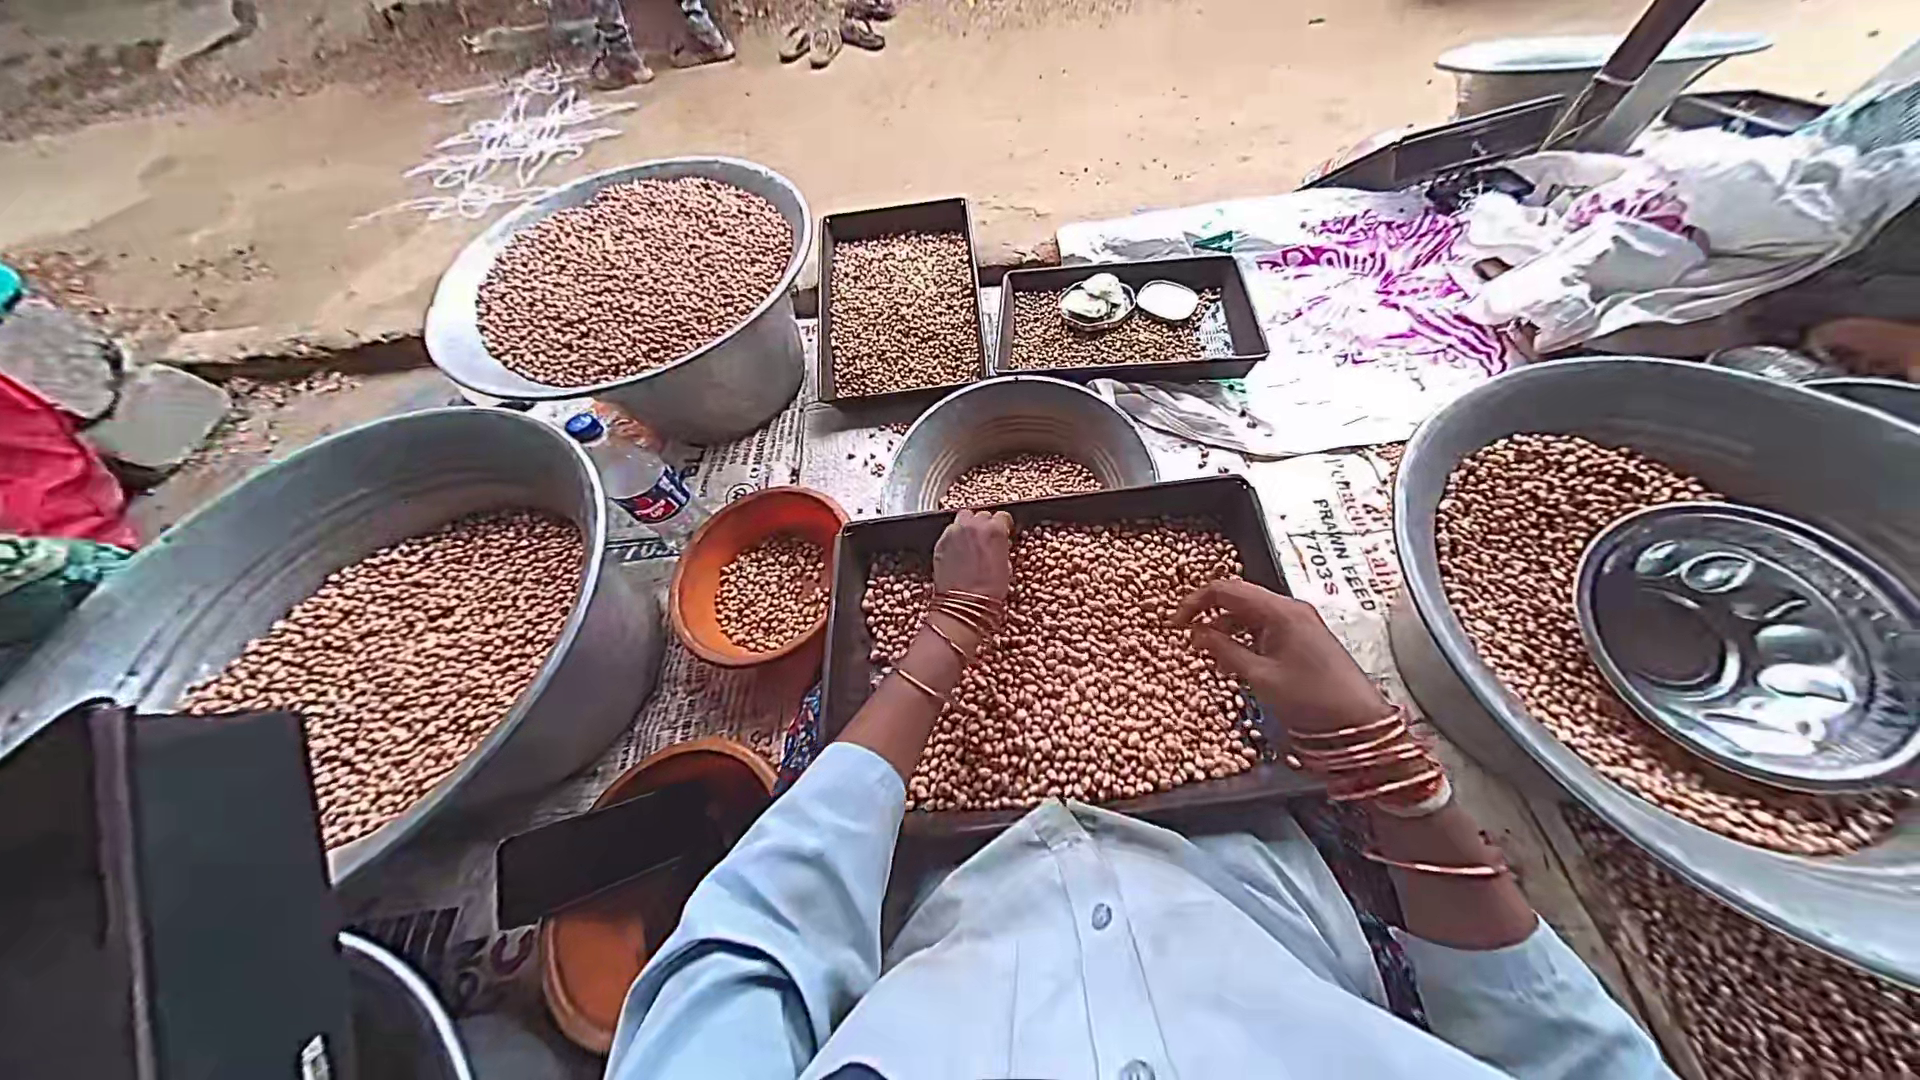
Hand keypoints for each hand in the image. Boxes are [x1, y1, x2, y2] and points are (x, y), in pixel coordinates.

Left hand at [932, 509, 1012, 602]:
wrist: (965, 603)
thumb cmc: (988, 589)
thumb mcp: (1005, 565)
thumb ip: (1001, 546)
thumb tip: (997, 543)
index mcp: (994, 530)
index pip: (1002, 516)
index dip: (1003, 524)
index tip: (1003, 529)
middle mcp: (973, 525)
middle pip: (982, 515)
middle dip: (985, 524)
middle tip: (985, 538)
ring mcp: (954, 532)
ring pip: (963, 518)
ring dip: (968, 525)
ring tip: (970, 540)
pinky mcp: (940, 542)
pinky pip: (950, 532)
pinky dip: (955, 537)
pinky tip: (958, 550)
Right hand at [1173, 580, 1389, 735]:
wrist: (1361, 724)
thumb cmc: (1312, 699)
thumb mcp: (1259, 676)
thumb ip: (1223, 650)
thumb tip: (1196, 634)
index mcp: (1279, 611)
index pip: (1225, 589)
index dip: (1195, 603)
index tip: (1177, 623)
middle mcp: (1289, 609)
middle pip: (1237, 596)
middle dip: (1208, 613)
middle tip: (1188, 635)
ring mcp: (1297, 622)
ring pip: (1248, 612)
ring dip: (1224, 627)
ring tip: (1209, 651)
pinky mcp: (1301, 637)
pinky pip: (1262, 626)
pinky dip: (1242, 637)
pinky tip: (1232, 658)